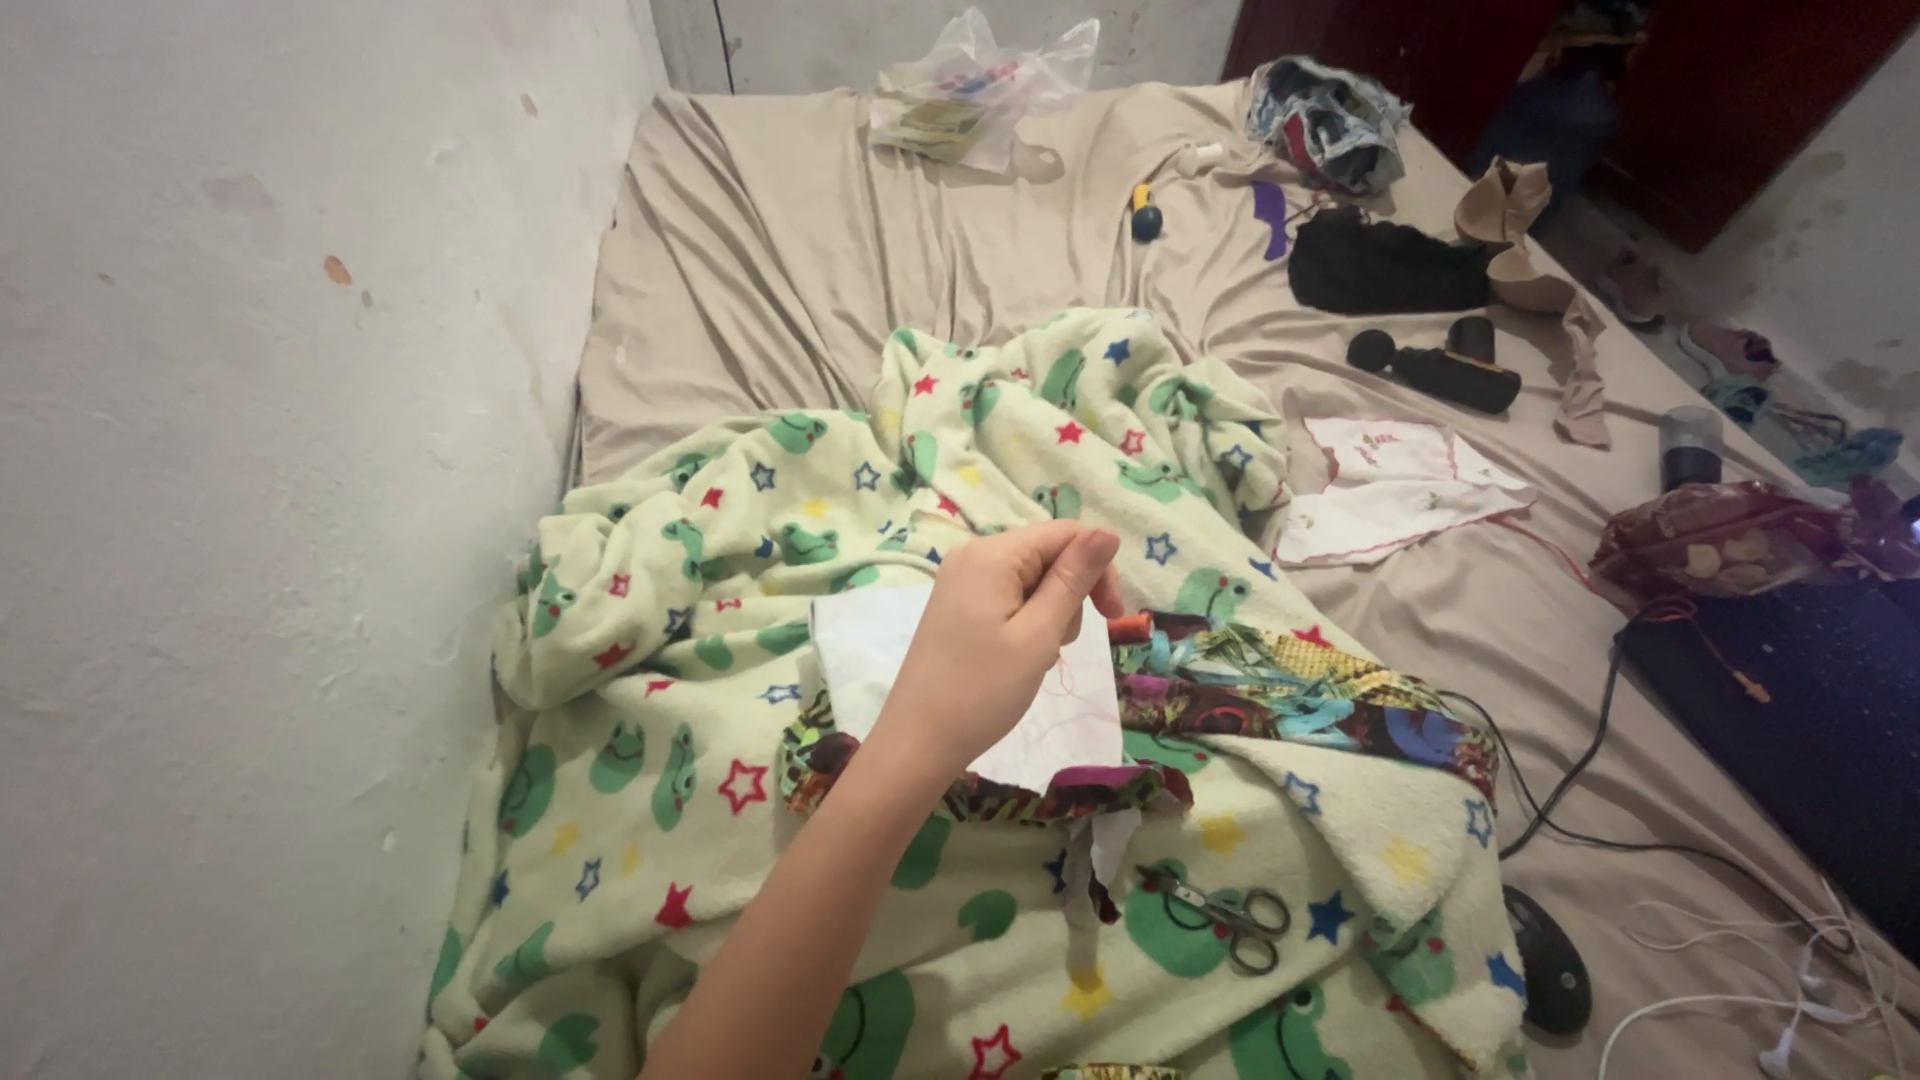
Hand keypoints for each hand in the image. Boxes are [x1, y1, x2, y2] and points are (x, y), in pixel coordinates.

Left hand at [866, 521, 1124, 776]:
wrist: (918, 740)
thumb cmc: (983, 690)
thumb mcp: (1039, 634)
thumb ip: (1073, 579)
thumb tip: (1107, 532)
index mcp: (992, 554)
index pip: (1065, 533)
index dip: (1098, 568)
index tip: (1113, 617)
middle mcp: (973, 555)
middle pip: (1047, 555)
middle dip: (1070, 596)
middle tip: (1061, 646)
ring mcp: (961, 581)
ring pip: (1031, 580)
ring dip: (1049, 614)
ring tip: (1036, 656)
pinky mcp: (957, 605)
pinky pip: (1008, 597)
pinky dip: (1026, 622)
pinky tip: (1019, 656)